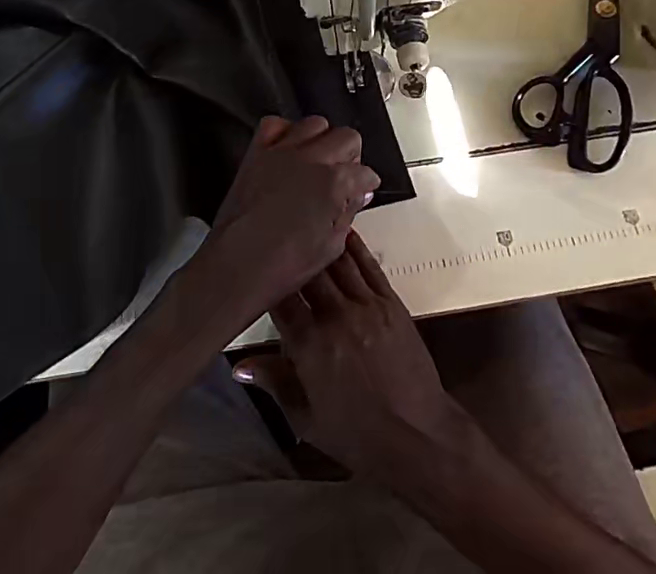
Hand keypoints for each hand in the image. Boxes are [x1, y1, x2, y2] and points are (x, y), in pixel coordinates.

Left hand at [197, 116, 380, 323]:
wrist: (237, 265)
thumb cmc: (282, 263)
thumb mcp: (331, 245)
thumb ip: (348, 212)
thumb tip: (357, 196)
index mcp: (335, 182)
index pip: (365, 172)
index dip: (368, 183)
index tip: (364, 188)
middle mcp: (310, 159)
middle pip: (346, 137)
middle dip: (351, 155)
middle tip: (346, 173)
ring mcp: (282, 153)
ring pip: (315, 124)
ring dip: (322, 139)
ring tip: (319, 159)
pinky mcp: (256, 155)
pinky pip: (274, 125)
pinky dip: (284, 132)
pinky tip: (288, 149)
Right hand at [235, 233, 467, 478]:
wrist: (417, 435)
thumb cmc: (356, 434)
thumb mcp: (306, 418)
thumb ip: (274, 383)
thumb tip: (238, 364)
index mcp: (309, 345)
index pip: (280, 298)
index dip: (266, 279)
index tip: (255, 264)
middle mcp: (335, 316)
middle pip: (308, 273)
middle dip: (292, 254)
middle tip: (277, 234)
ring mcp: (367, 306)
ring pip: (338, 263)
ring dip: (322, 242)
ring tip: (306, 219)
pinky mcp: (391, 303)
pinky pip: (370, 267)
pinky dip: (355, 248)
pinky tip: (344, 232)